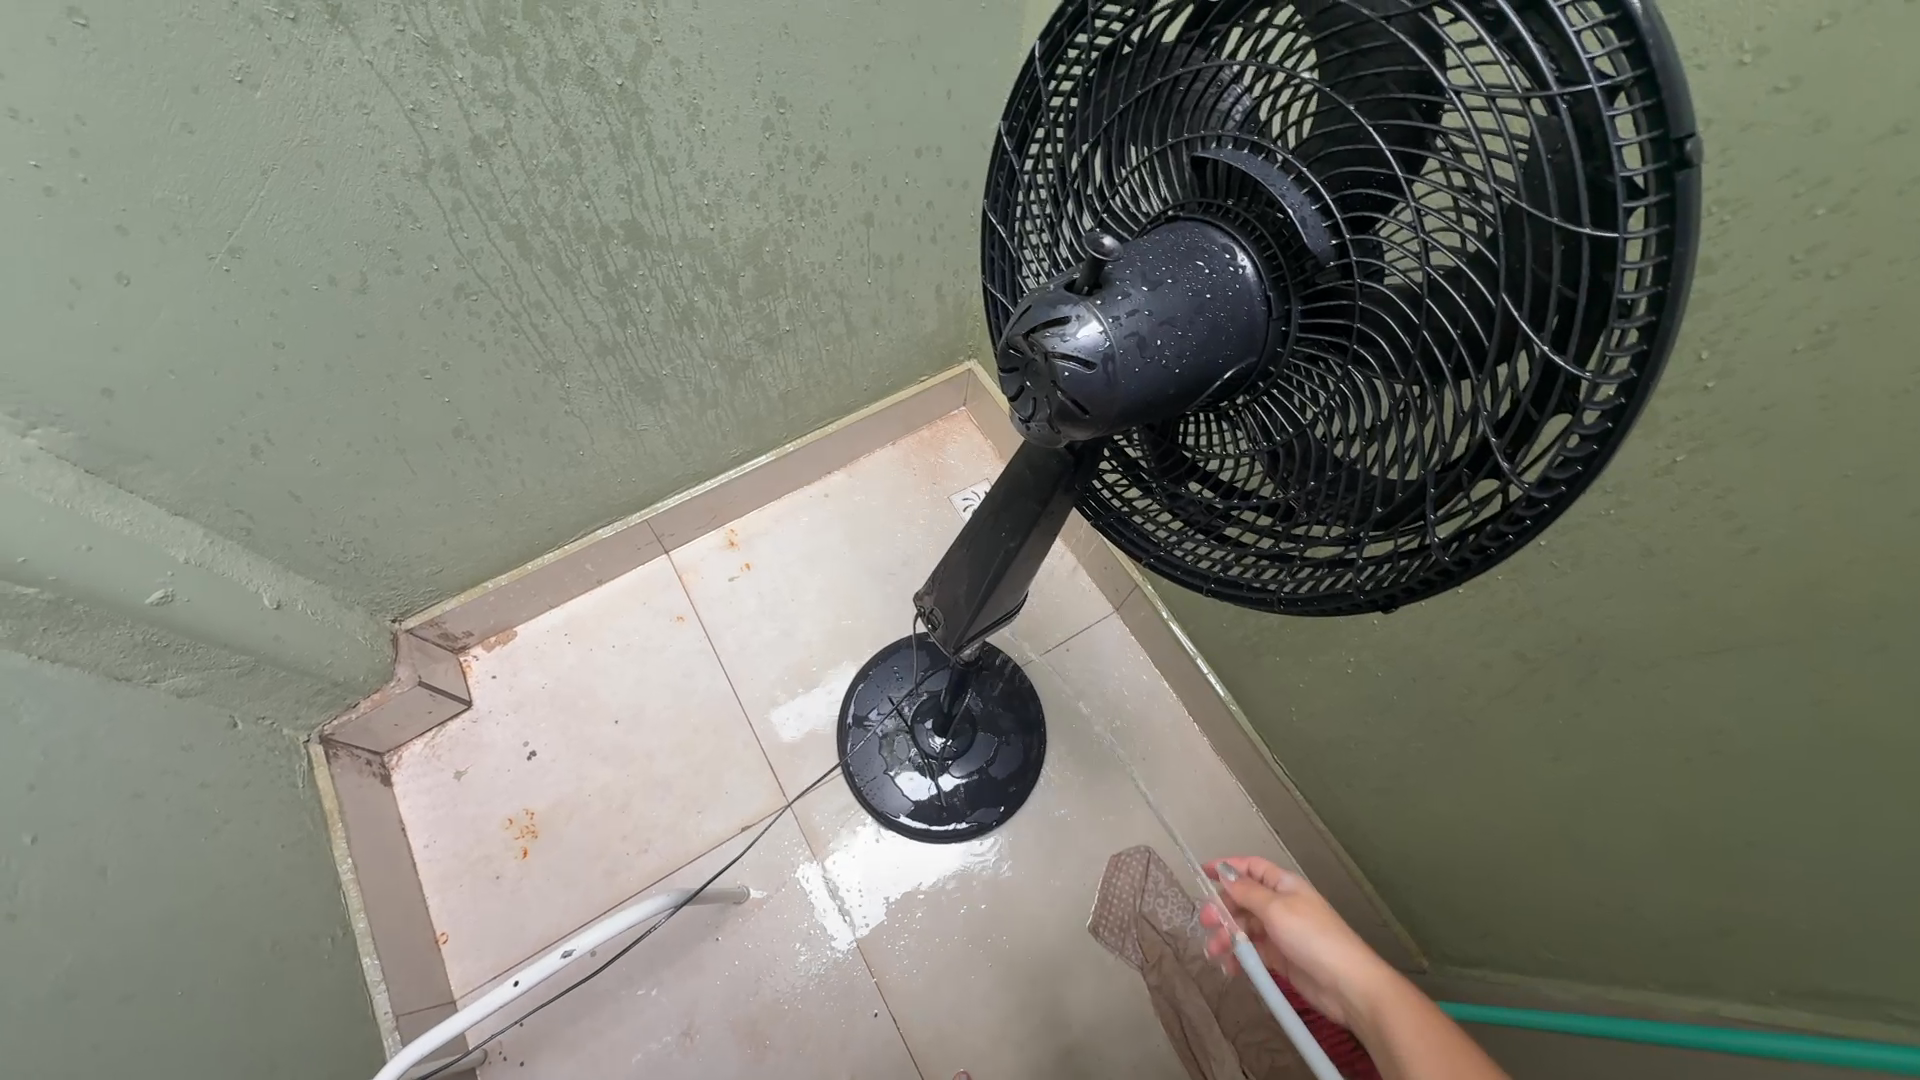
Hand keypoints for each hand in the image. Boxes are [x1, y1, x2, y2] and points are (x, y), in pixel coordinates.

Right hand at [1201, 856, 1396, 1028]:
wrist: (1347, 986)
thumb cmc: (1312, 937)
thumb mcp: (1276, 909)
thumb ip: (1246, 891)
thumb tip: (1225, 872)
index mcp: (1283, 885)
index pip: (1251, 868)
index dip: (1227, 867)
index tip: (1202, 872)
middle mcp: (1280, 905)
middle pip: (1243, 899)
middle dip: (1223, 909)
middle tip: (1207, 922)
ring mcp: (1280, 932)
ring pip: (1244, 927)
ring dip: (1227, 937)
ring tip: (1215, 952)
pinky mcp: (1280, 958)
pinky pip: (1253, 951)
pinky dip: (1239, 957)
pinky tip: (1230, 967)